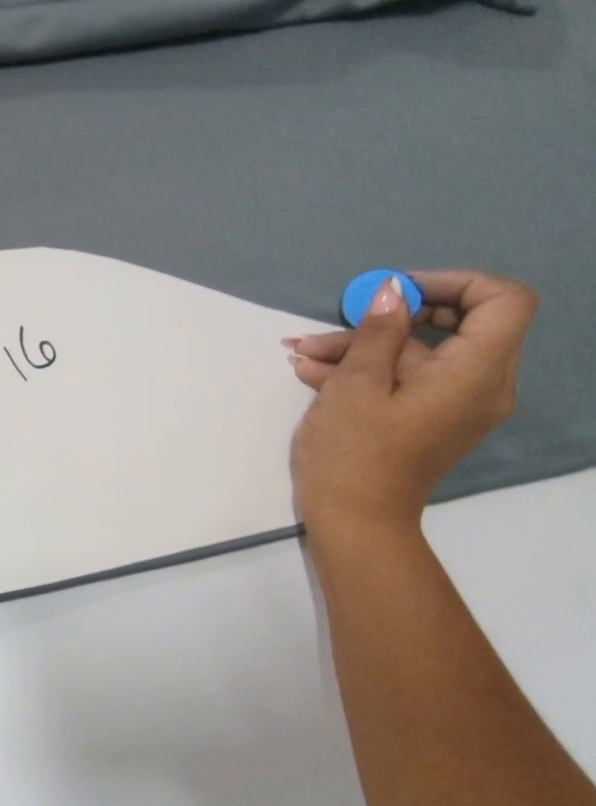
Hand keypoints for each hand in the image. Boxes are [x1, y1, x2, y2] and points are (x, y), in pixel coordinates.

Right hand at [286, 270, 537, 535]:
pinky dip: (369, 372)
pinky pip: (410, 382)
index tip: (395, 293)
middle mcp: (484, 385)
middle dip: (392, 319)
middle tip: (337, 321)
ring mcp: (458, 406)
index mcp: (476, 372)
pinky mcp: (431, 422)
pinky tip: (315, 373)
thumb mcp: (353, 388)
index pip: (502, 301)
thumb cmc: (354, 454)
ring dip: (365, 348)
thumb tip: (390, 293)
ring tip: (302, 352)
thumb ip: (375, 335)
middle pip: (455, 328)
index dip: (454, 284)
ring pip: (422, 357)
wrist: (354, 522)